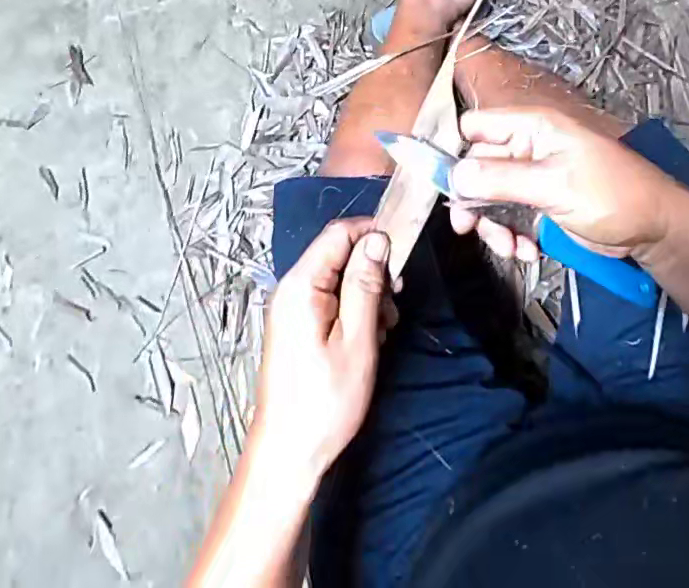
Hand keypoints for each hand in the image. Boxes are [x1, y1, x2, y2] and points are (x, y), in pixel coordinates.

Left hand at [252, 218, 398, 479]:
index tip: (401, 254)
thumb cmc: (325, 401)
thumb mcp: (357, 340)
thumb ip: (365, 284)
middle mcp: (291, 289)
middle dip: (372, 269)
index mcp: (301, 286)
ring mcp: (291, 308)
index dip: (373, 233)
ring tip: (383, 328)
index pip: (339, 233)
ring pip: (338, 276)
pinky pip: (330, 299)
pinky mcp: (297, 326)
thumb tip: (378, 239)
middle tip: (395, 302)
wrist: (287, 455)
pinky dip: (354, 310)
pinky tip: (368, 337)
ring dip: (367, 293)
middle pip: (338, 253)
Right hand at [448, 107, 686, 261]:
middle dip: (475, 200)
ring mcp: (534, 178)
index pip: (477, 127)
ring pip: (491, 197)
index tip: (445, 185)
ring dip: (494, 225)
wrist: (653, 229)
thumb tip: (454, 175)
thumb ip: (502, 179)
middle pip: (478, 168)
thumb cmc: (610, 194)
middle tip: (470, 228)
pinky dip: (512, 235)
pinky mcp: (540, 204)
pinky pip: (510, 217)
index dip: (456, 150)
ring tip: (511, 248)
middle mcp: (527, 148)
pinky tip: (526, 251)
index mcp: (532, 128)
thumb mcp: (554, 185)